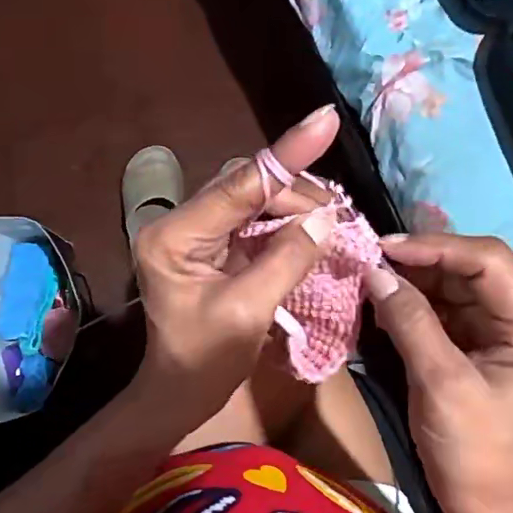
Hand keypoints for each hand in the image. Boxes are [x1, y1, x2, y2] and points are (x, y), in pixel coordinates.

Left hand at [130, 105, 341, 423]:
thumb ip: (288, 259)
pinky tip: (310, 228)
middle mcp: (177, 225)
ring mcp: (191, 234)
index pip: (236, 186)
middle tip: (339, 213)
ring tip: (332, 220)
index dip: (285, 155)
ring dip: (291, 205)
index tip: (325, 120)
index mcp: (173, 237)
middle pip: (243, 186)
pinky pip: (249, 220)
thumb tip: (327, 218)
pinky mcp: (207, 246)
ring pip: (248, 198)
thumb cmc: (205, 361)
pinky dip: (282, 222)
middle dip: (293, 192)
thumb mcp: (249, 311)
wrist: (177, 393)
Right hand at [367, 233, 512, 512]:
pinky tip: (379, 296)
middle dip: (419, 258)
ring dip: (409, 275)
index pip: (489, 262)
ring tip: (368, 273)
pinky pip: (436, 301)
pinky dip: (406, 296)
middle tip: (369, 257)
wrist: (472, 491)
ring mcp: (493, 326)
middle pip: (469, 265)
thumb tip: (373, 271)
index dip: (436, 248)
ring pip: (449, 279)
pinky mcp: (468, 336)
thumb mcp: (439, 380)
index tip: (384, 248)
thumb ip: (410, 321)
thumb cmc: (467, 442)